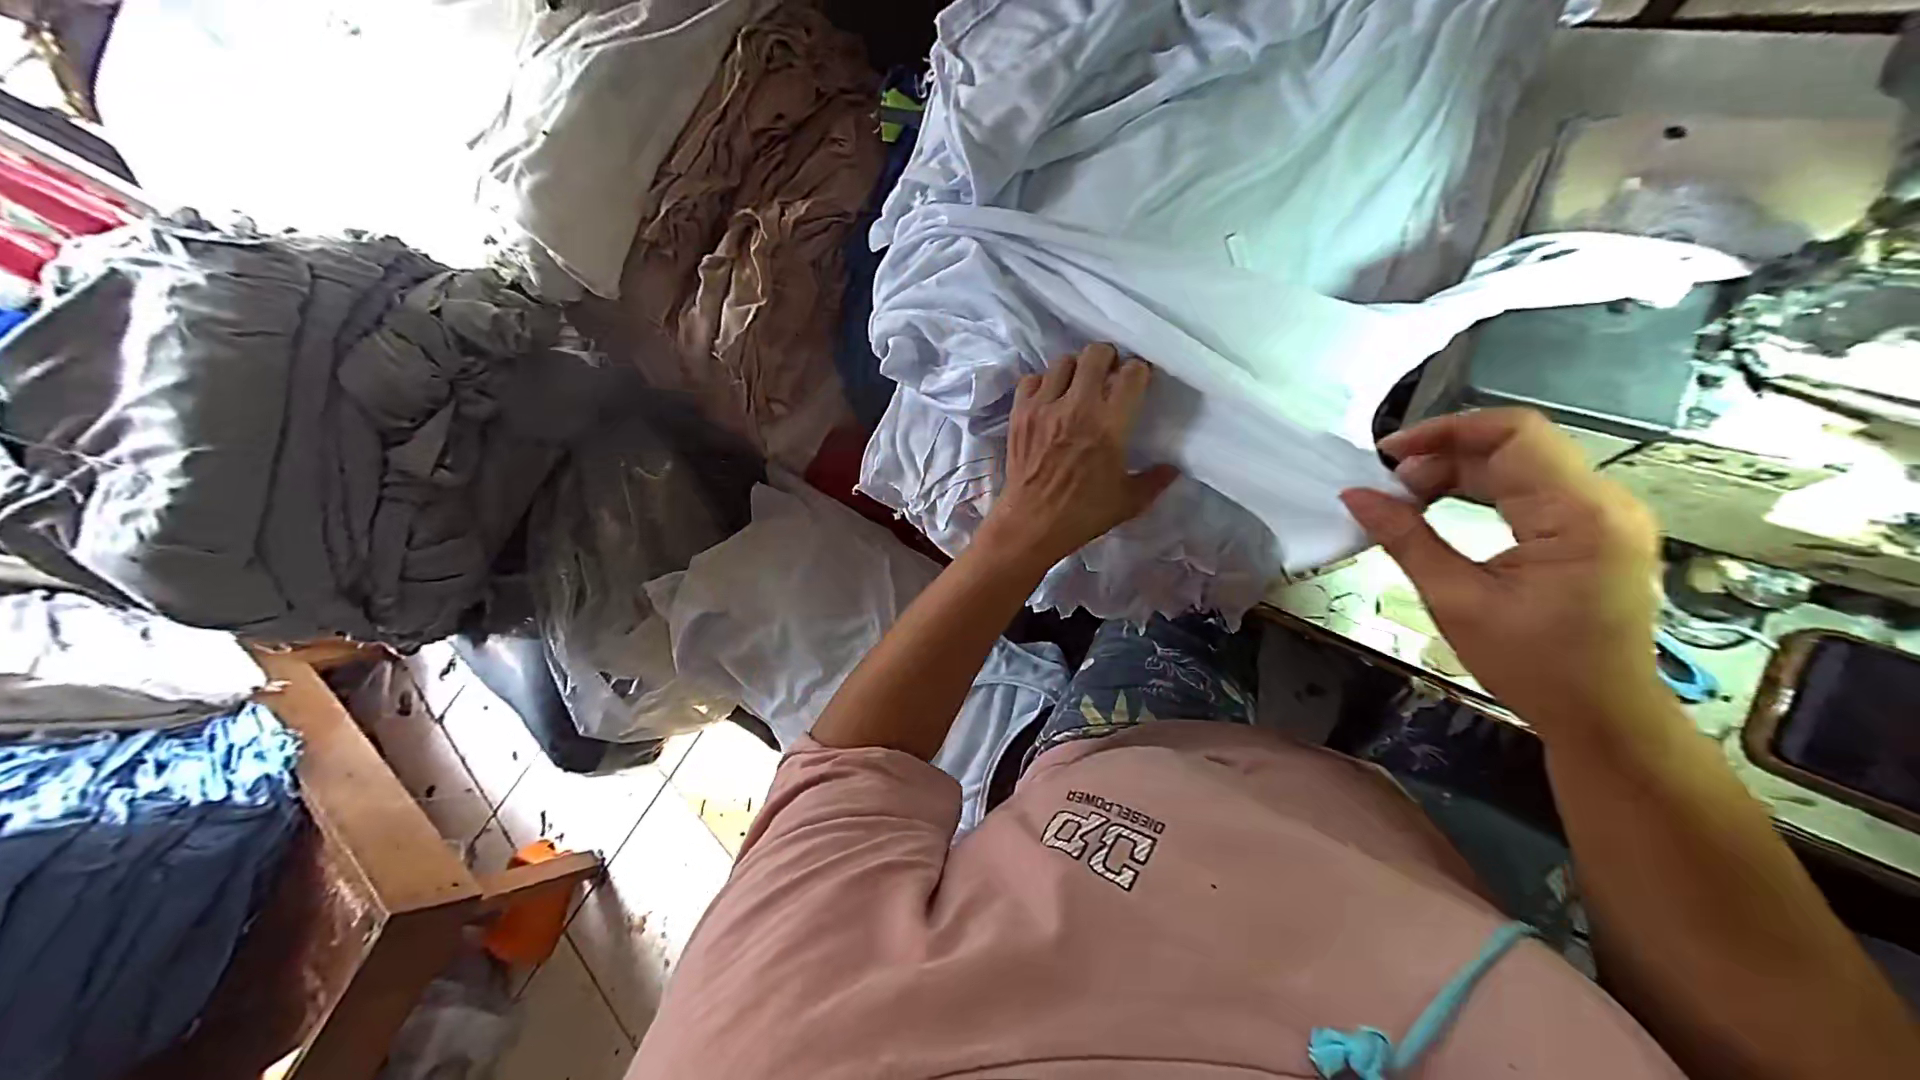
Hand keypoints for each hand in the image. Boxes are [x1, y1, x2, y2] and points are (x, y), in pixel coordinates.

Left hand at [977, 344, 1179, 570]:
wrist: (1031, 524)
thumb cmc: (1083, 514)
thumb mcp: (1129, 502)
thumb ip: (1154, 481)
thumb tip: (1173, 468)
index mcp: (1110, 425)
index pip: (1132, 373)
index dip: (1139, 372)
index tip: (1138, 382)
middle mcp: (1078, 407)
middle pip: (1096, 353)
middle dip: (1108, 359)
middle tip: (1109, 375)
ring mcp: (1044, 407)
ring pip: (1063, 361)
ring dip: (1076, 370)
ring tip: (1079, 387)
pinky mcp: (1020, 413)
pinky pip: (1032, 379)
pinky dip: (1043, 384)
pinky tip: (1050, 399)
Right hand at [1339, 408, 1665, 739]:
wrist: (1603, 715)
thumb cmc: (1532, 666)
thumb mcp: (1456, 600)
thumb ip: (1405, 538)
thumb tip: (1355, 496)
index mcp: (1580, 516)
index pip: (1515, 434)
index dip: (1445, 431)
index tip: (1389, 453)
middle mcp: (1605, 502)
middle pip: (1516, 446)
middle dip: (1444, 457)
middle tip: (1390, 489)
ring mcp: (1605, 515)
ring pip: (1522, 464)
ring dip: (1459, 473)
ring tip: (1408, 499)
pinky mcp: (1596, 529)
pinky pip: (1533, 488)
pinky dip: (1481, 490)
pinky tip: (1442, 508)